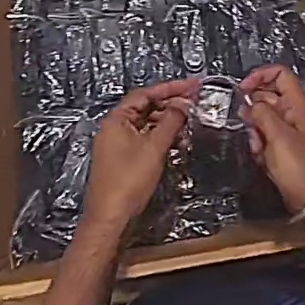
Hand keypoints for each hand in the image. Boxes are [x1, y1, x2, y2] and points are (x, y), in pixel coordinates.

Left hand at [81, 78, 195, 238]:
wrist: (111, 218)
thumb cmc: (129, 180)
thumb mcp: (154, 147)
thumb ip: (171, 121)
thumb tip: (184, 103)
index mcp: (117, 120)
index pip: (145, 94)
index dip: (170, 88)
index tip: (192, 85)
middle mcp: (115, 128)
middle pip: (146, 107)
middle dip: (171, 104)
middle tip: (194, 102)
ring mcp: (118, 144)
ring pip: (148, 123)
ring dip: (168, 122)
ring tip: (189, 123)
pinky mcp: (124, 158)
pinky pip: (145, 138)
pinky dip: (162, 137)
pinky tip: (177, 142)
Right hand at [241, 65, 304, 213]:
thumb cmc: (299, 168)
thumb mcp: (278, 137)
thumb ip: (263, 115)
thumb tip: (250, 103)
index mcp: (297, 106)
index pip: (281, 75)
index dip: (260, 76)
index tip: (242, 88)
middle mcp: (293, 114)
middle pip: (268, 96)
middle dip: (254, 109)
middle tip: (248, 124)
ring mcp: (288, 130)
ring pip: (263, 117)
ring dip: (255, 129)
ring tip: (258, 146)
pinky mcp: (281, 146)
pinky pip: (264, 136)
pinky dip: (259, 144)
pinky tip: (261, 157)